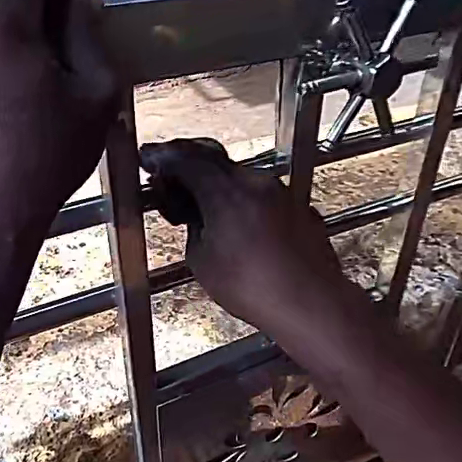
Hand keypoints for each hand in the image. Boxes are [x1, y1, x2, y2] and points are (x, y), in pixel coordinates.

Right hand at [138, 138, 368, 337]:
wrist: (311, 302)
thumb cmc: (254, 287)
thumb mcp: (202, 261)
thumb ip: (193, 228)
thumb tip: (197, 220)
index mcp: (226, 192)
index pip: (187, 160)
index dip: (164, 158)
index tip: (151, 159)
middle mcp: (257, 183)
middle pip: (216, 165)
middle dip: (193, 173)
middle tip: (177, 190)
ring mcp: (283, 193)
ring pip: (243, 180)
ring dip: (223, 191)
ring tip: (211, 218)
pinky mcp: (301, 208)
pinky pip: (266, 197)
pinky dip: (249, 205)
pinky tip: (245, 232)